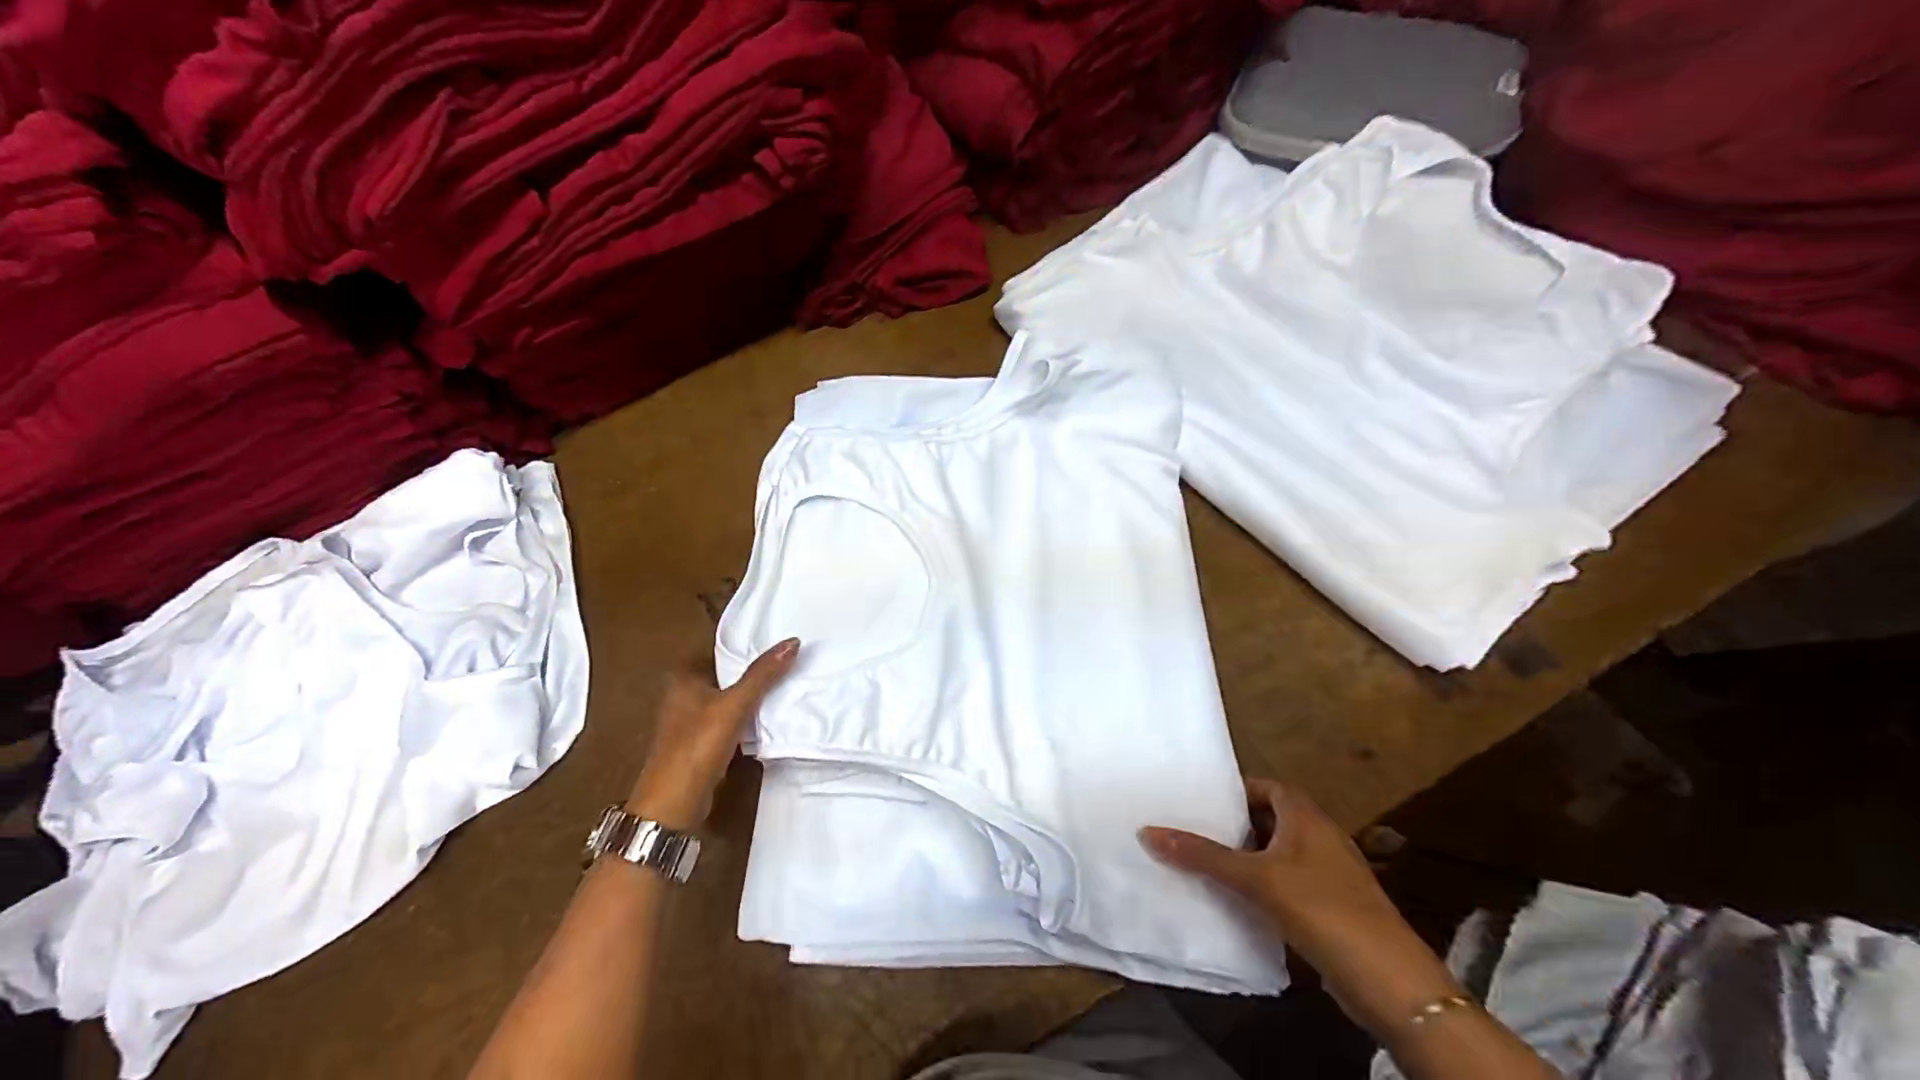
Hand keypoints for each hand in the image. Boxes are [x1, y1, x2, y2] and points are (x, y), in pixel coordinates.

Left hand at [626, 639, 798, 829]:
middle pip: (726, 675)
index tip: (779, 639)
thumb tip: (793, 641)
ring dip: (752, 696)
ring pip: (729, 699)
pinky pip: (730, 721)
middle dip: (754, 671)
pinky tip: (771, 718)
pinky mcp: (700, 744)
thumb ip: (762, 675)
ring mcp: (690, 721)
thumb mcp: (734, 706)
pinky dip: (748, 719)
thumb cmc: (696, 746)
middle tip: (790, 660)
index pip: (719, 650)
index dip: (747, 645)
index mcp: (682, 677)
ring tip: (788, 684)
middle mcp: (682, 694)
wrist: (673, 805)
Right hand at [1141, 778, 1461, 1039]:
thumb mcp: (1256, 879)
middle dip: (1233, 825)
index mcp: (1307, 816)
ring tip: (1201, 861)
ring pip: (1276, 853)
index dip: (1233, 791)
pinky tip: (1234, 899)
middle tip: (1191, 829)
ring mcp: (1328, 873)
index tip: (1197, 800)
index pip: (1265, 787)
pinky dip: (1260, 885)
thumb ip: (1202, 855)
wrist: (1390, 983)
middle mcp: (1319, 836)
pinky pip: (1285, 883)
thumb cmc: (1322, 910)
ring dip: (1245, 857)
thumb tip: (1148, 831)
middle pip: (1268, 819)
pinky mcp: (1329, 907)